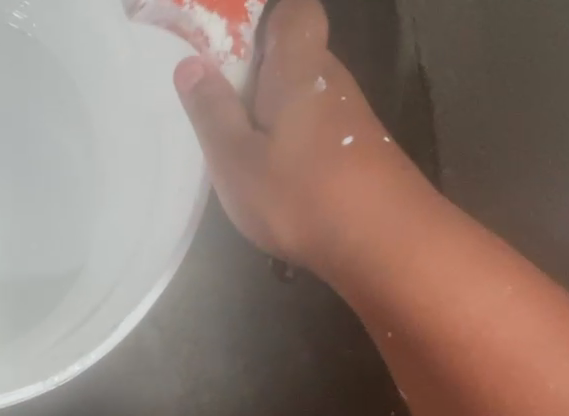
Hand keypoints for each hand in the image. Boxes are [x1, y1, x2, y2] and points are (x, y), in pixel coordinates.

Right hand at [172, 0, 429, 269]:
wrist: (378, 241)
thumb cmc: (298, 193)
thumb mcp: (236, 159)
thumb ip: (213, 112)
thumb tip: (190, 63)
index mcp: (300, 69)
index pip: (295, 12)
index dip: (265, 20)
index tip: (230, 50)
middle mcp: (332, 82)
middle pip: (295, 57)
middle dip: (257, 74)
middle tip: (214, 107)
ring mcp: (349, 118)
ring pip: (303, 97)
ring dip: (270, 114)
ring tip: (235, 149)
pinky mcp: (356, 152)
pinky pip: (313, 130)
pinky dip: (289, 143)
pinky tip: (271, 179)